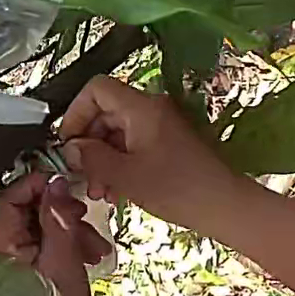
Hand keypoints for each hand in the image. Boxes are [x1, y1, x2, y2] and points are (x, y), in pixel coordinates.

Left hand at [0, 172, 110, 295]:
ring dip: (70, 229)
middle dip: (59, 210)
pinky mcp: (30, 276)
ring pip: (40, 229)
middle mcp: (0, 254)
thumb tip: (56, 182)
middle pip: (26, 213)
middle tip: (85, 215)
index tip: (64, 185)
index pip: (7, 200)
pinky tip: (91, 256)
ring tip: (95, 246)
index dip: (34, 186)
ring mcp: (15, 266)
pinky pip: (46, 247)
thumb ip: (57, 218)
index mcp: (0, 248)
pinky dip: (68, 246)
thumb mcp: (63, 260)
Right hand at [57, 77, 242, 233]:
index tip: (68, 144)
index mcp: (141, 107)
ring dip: (102, 159)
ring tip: (97, 191)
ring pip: (117, 132)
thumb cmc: (176, 188)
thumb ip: (92, 158)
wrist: (225, 206)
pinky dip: (119, 163)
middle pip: (105, 112)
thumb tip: (71, 148)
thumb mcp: (126, 176)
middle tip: (80, 175)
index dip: (76, 113)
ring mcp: (161, 125)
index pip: (97, 89)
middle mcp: (151, 109)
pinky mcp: (168, 143)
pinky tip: (115, 191)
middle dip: (88, 143)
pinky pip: (133, 144)